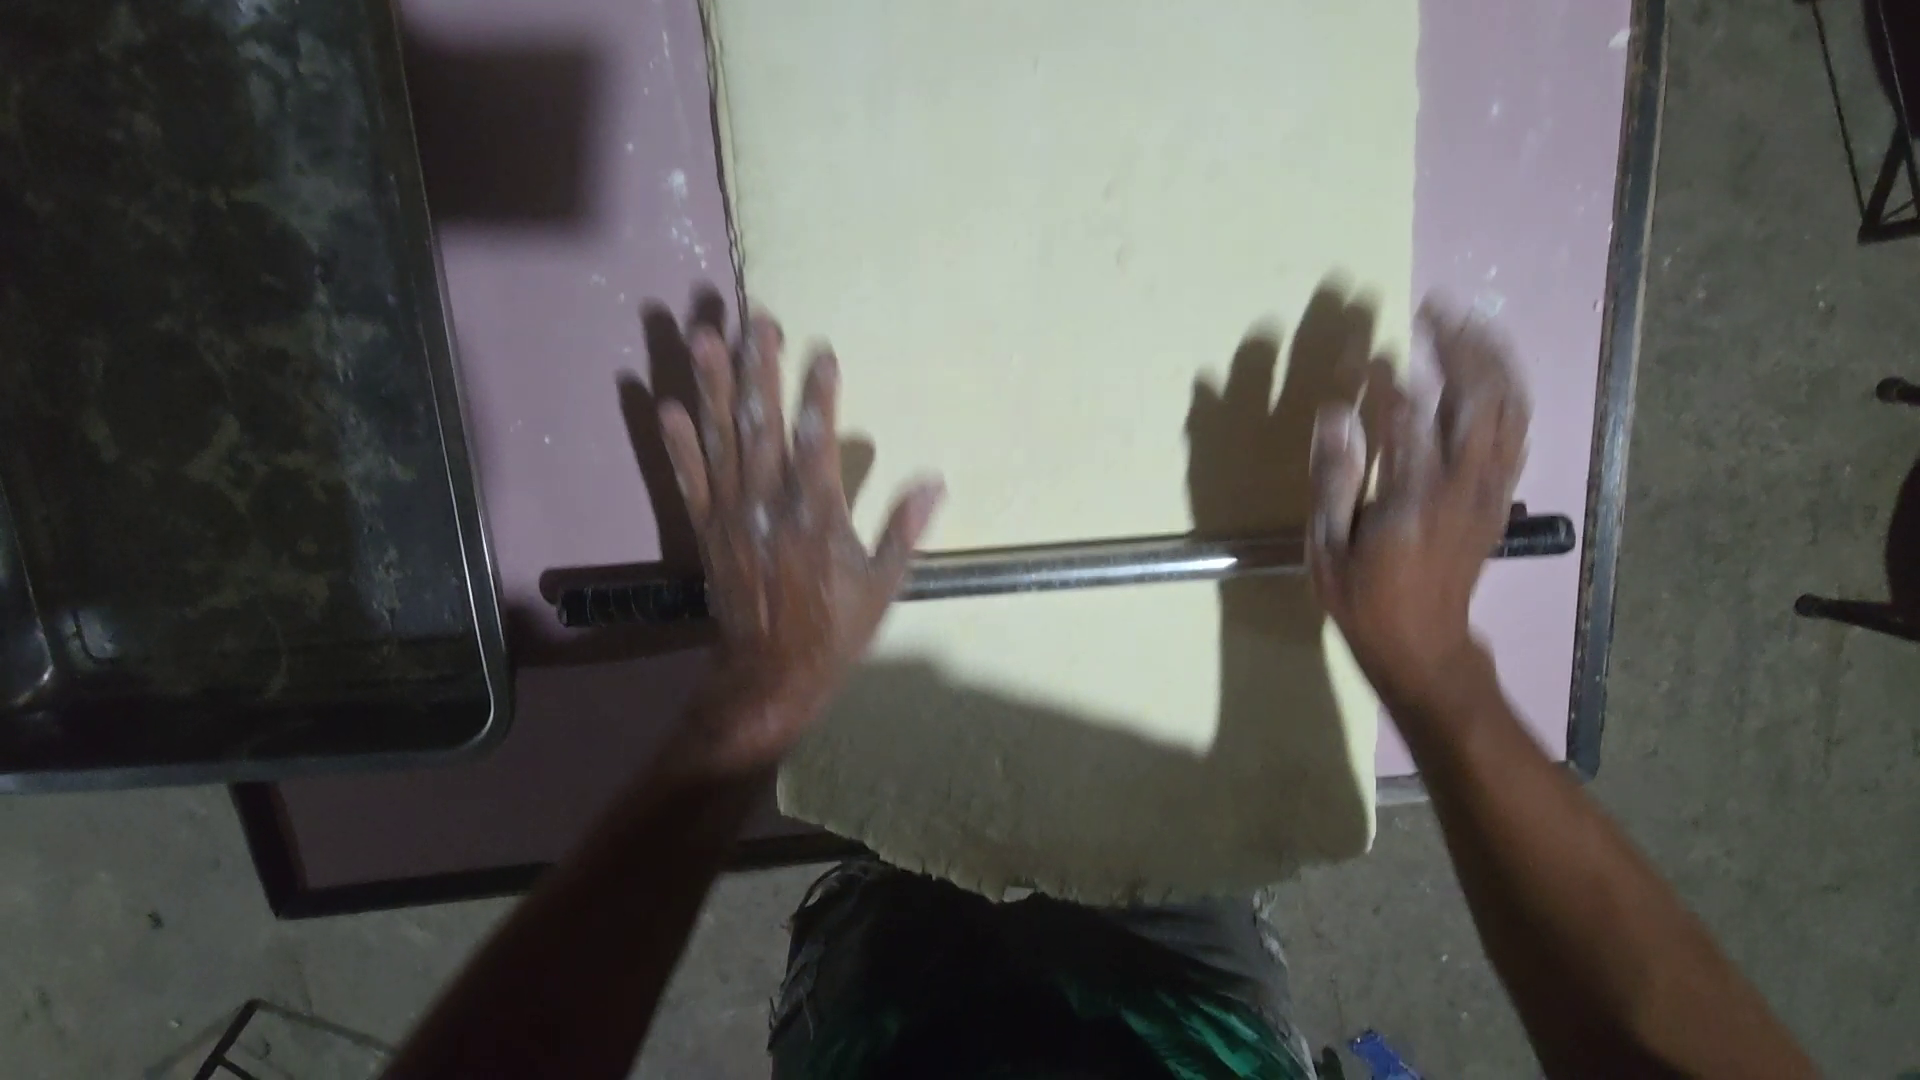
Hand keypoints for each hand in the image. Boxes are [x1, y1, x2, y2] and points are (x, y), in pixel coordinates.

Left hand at [658, 310, 943, 770]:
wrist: (770, 674)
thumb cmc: (834, 630)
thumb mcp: (883, 587)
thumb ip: (903, 531)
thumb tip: (932, 483)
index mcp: (816, 516)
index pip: (816, 441)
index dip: (819, 394)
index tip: (820, 351)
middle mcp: (768, 504)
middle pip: (762, 425)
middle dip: (760, 369)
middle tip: (756, 319)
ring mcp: (731, 515)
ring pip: (721, 440)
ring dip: (713, 387)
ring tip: (705, 336)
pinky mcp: (707, 530)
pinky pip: (690, 479)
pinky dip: (679, 443)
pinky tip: (668, 403)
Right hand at [1308, 297, 1528, 711]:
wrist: (1423, 644)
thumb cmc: (1365, 598)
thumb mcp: (1328, 546)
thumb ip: (1336, 476)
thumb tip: (1337, 413)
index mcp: (1414, 496)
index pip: (1407, 412)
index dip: (1386, 374)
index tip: (1362, 351)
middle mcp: (1464, 483)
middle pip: (1477, 396)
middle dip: (1459, 345)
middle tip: (1434, 310)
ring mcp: (1491, 488)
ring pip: (1509, 407)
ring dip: (1493, 359)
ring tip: (1468, 325)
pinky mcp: (1500, 495)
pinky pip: (1517, 431)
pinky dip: (1508, 393)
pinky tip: (1491, 374)